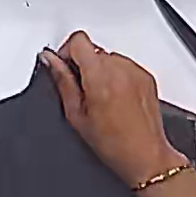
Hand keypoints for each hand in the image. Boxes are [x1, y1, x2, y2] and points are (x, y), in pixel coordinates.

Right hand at [42, 31, 187, 187]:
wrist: (146, 156)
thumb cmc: (113, 143)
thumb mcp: (75, 114)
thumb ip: (62, 80)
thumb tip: (49, 60)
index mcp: (99, 76)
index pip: (78, 40)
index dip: (66, 51)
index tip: (65, 66)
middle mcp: (119, 68)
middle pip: (93, 50)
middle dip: (83, 65)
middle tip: (83, 91)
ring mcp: (135, 71)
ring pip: (108, 57)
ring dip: (101, 71)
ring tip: (102, 98)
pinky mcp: (146, 76)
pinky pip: (124, 66)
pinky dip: (117, 76)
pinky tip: (116, 99)